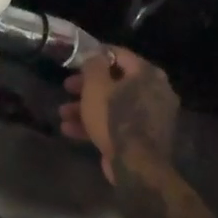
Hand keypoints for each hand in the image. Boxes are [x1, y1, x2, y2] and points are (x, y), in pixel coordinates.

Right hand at [60, 47, 177, 182]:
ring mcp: (152, 115)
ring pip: (114, 104)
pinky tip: (70, 130)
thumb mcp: (96, 87)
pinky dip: (96, 123)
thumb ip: (94, 65)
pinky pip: (118, 122)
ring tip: (62, 114)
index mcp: (147, 75)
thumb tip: (94, 54)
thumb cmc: (114, 118)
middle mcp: (155, 91)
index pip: (120, 54)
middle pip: (116, 81)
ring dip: (86, 107)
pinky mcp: (144, 136)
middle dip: (87, 86)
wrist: (136, 164)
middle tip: (67, 87)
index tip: (76, 60)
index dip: (96, 55)